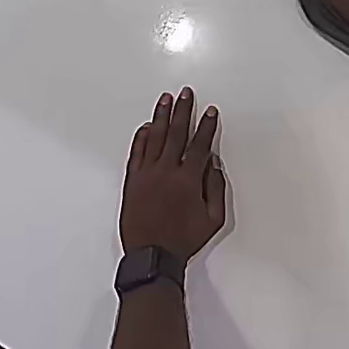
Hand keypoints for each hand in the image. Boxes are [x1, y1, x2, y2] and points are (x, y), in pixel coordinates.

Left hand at [120, 88, 226, 258]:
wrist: (151, 254)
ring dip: (162, 116)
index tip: (210, 112)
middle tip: (186, 94)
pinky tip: (146, 125)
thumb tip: (213, 164)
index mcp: (188, 180)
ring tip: (166, 99)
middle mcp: (166, 171)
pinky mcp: (132, 179)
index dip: (206, 126)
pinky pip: (137, 151)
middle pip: (177, 133)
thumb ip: (216, 188)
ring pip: (155, 137)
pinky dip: (142, 136)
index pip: (200, 144)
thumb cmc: (183, 240)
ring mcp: (147, 173)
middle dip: (183, 110)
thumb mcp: (213, 219)